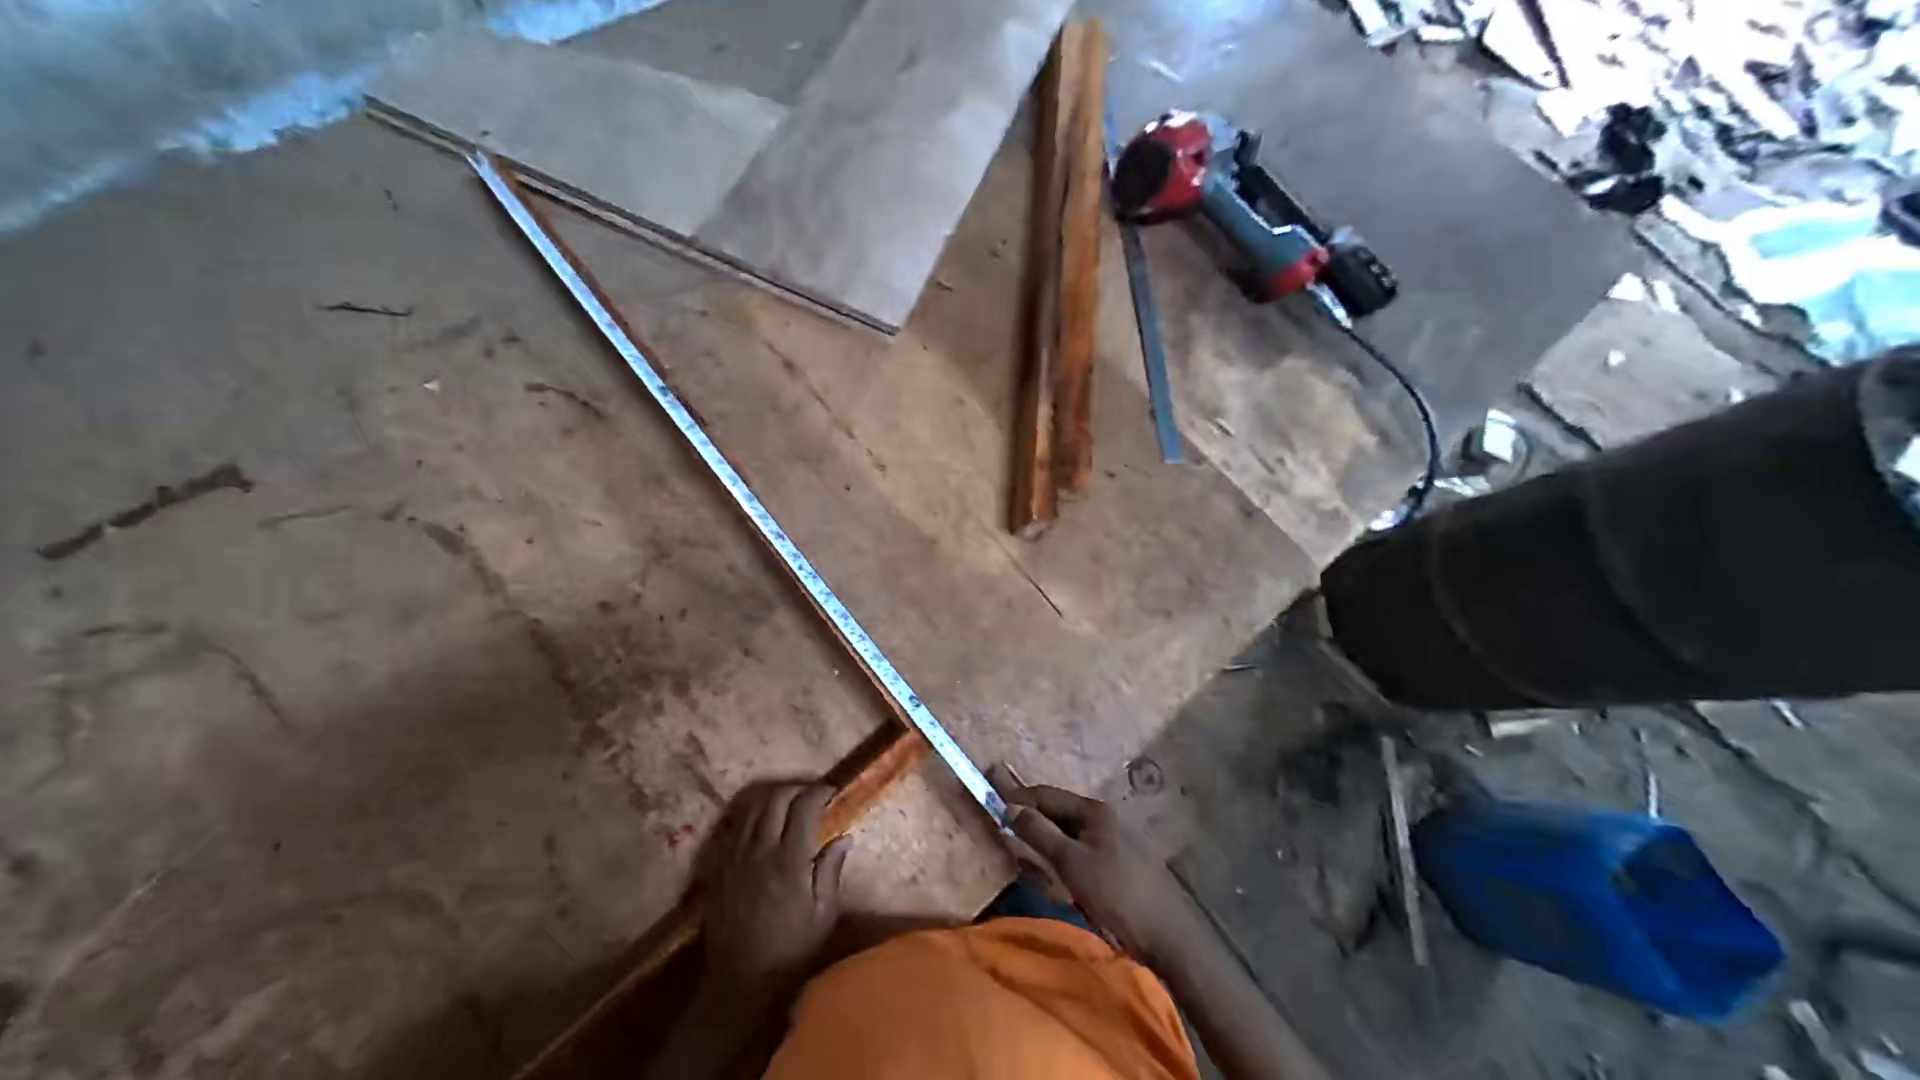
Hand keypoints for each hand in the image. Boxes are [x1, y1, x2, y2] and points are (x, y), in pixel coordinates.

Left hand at [700, 783, 850, 1006]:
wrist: (737, 982)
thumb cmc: (789, 952)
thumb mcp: (822, 916)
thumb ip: (831, 871)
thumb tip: (844, 838)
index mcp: (789, 859)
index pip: (804, 806)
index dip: (819, 792)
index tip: (832, 792)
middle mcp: (760, 849)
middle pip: (776, 798)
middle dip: (797, 788)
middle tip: (812, 796)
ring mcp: (736, 856)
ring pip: (753, 807)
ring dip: (774, 798)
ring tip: (789, 806)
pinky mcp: (720, 866)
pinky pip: (736, 826)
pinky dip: (753, 815)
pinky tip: (764, 826)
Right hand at [989, 764, 1203, 967]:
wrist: (1170, 935)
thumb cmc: (1117, 894)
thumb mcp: (1071, 863)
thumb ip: (1039, 832)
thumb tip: (1010, 806)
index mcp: (1094, 811)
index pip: (1046, 795)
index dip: (1018, 796)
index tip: (991, 792)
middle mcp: (1107, 817)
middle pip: (1060, 811)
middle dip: (1032, 814)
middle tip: (1003, 818)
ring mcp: (1119, 840)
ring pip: (1072, 832)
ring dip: (1048, 836)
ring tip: (1025, 842)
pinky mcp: (1125, 864)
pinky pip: (1085, 850)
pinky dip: (1065, 854)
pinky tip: (1059, 869)